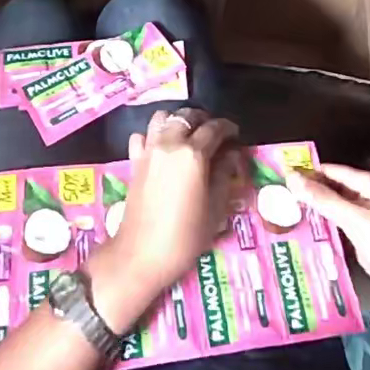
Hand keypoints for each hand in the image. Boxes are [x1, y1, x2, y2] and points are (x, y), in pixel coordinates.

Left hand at [103, 108, 243, 296]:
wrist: (141, 253)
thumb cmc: (185, 236)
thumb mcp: (215, 208)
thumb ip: (224, 175)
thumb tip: (231, 155)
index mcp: (192, 154)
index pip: (214, 129)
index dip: (228, 128)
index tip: (236, 133)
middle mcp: (168, 144)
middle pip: (185, 116)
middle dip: (202, 119)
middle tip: (215, 132)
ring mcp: (148, 151)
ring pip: (161, 118)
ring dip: (177, 121)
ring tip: (189, 134)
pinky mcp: (133, 161)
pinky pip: (142, 136)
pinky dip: (153, 135)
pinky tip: (162, 148)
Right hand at [286, 164, 369, 299]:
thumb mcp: (355, 218)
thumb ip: (322, 199)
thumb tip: (291, 177)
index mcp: (368, 184)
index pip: (329, 170)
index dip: (305, 172)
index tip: (277, 177)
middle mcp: (365, 196)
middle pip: (330, 188)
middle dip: (307, 192)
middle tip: (273, 197)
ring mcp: (365, 217)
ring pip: (332, 207)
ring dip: (312, 210)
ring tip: (280, 212)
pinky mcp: (363, 237)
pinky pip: (337, 225)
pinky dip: (321, 226)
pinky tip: (300, 231)